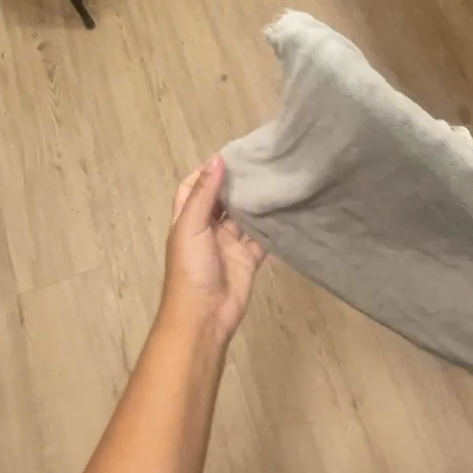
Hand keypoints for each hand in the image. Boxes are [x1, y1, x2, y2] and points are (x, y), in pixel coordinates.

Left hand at [160, 156, 265, 343]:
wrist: (204, 316)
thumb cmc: (190, 269)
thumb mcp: (191, 226)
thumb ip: (206, 193)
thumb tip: (217, 158)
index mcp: (188, 219)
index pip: (194, 188)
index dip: (207, 172)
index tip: (230, 156)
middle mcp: (208, 228)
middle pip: (222, 199)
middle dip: (236, 182)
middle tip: (260, 162)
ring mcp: (229, 243)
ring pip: (244, 215)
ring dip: (255, 201)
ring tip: (275, 178)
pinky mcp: (248, 257)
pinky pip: (262, 236)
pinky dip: (271, 224)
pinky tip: (284, 206)